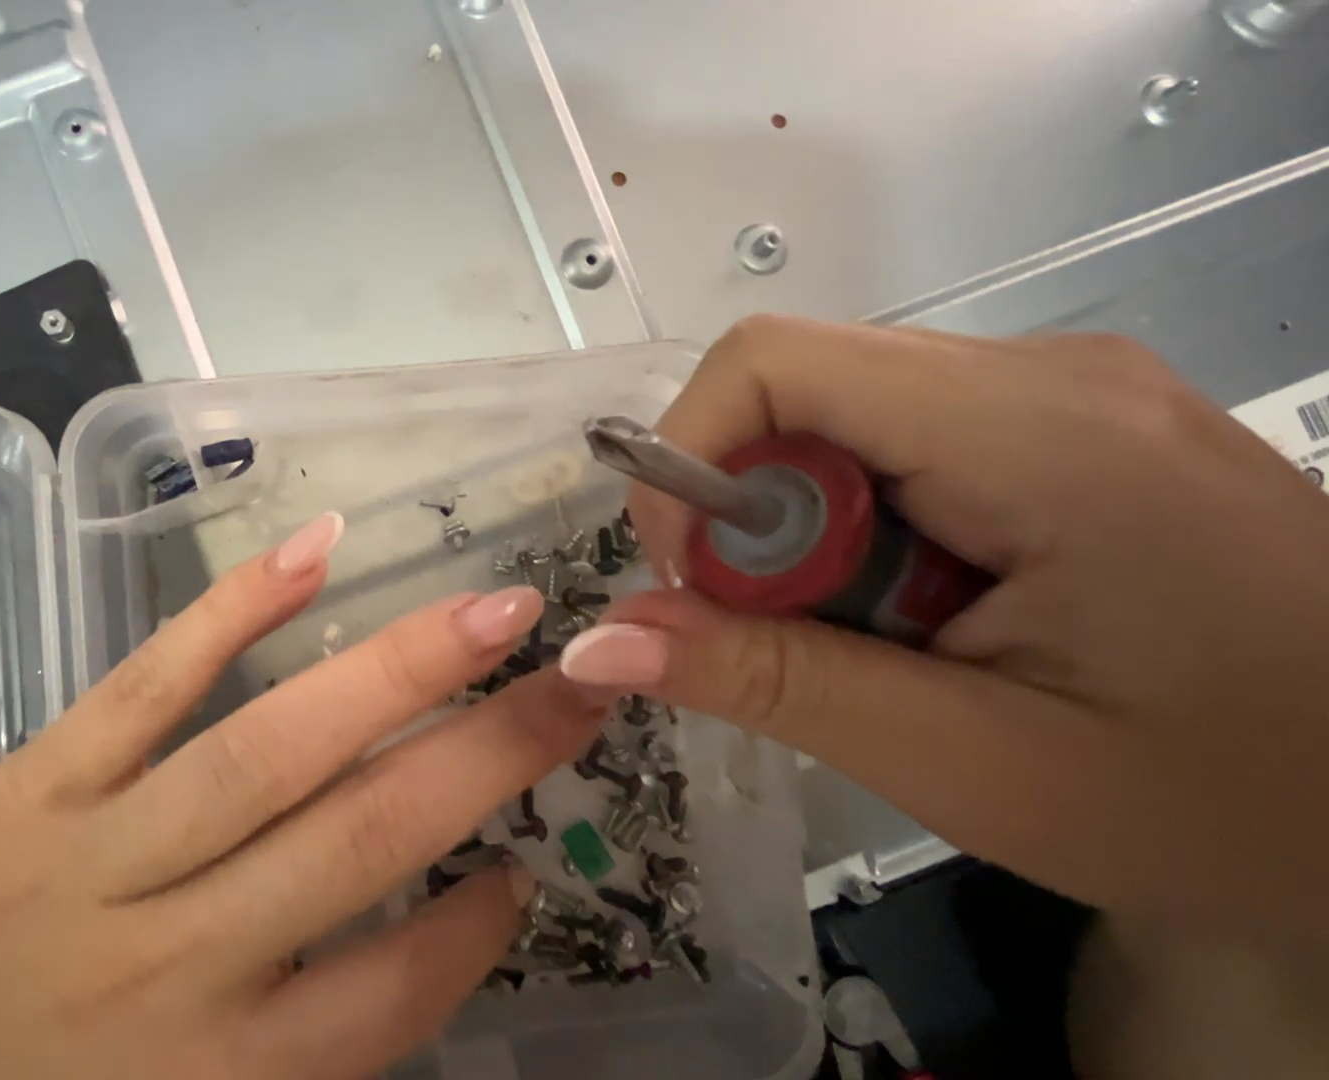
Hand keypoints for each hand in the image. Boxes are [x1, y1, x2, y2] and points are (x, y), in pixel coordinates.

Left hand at [0, 512, 605, 1079]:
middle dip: (493, 754)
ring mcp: (103, 852)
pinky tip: (313, 548)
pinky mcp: (31, 781)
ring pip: (280, 750)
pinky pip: (148, 686)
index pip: (396, 990)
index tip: (526, 864)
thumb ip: (279, 1052)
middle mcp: (181, 955)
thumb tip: (401, 948)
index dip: (478, 925)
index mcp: (218, 1070)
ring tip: (493, 611)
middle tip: (585, 677)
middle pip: (371, 840)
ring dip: (398, 674)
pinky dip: (232, 614)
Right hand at [556, 316, 1328, 938]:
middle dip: (743, 518)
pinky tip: (908, 611)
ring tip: (864, 641)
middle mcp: (1040, 375)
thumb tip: (594, 647)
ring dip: (795, 534)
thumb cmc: (1219, 805)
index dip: (684, 457)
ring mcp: (1053, 394)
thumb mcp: (969, 761)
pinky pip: (884, 446)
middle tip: (777, 636)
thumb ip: (769, 684)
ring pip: (830, 423)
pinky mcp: (1053, 428)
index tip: (684, 582)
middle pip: (795, 393)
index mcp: (1037, 429)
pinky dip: (846, 530)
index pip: (773, 362)